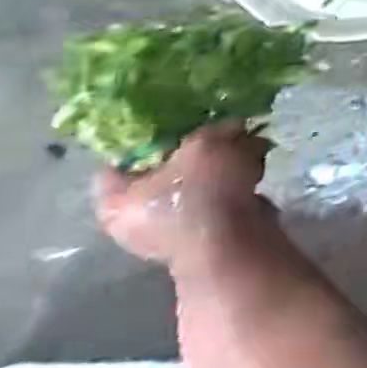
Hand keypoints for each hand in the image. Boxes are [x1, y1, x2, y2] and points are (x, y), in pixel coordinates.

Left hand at [92, 122, 273, 270]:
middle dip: (194, 152)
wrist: (230, 243)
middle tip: (223, 135)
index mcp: (114, 200)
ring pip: (190, 185)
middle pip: (159, 172)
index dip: (147, 138)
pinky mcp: (197, 236)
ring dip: (219, 167)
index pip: (117, 161)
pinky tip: (252, 174)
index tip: (180, 123)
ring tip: (249, 152)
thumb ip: (213, 129)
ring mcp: (164, 232)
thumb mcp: (206, 144)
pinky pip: (211, 200)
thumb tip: (229, 126)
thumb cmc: (202, 194)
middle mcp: (130, 219)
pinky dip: (230, 185)